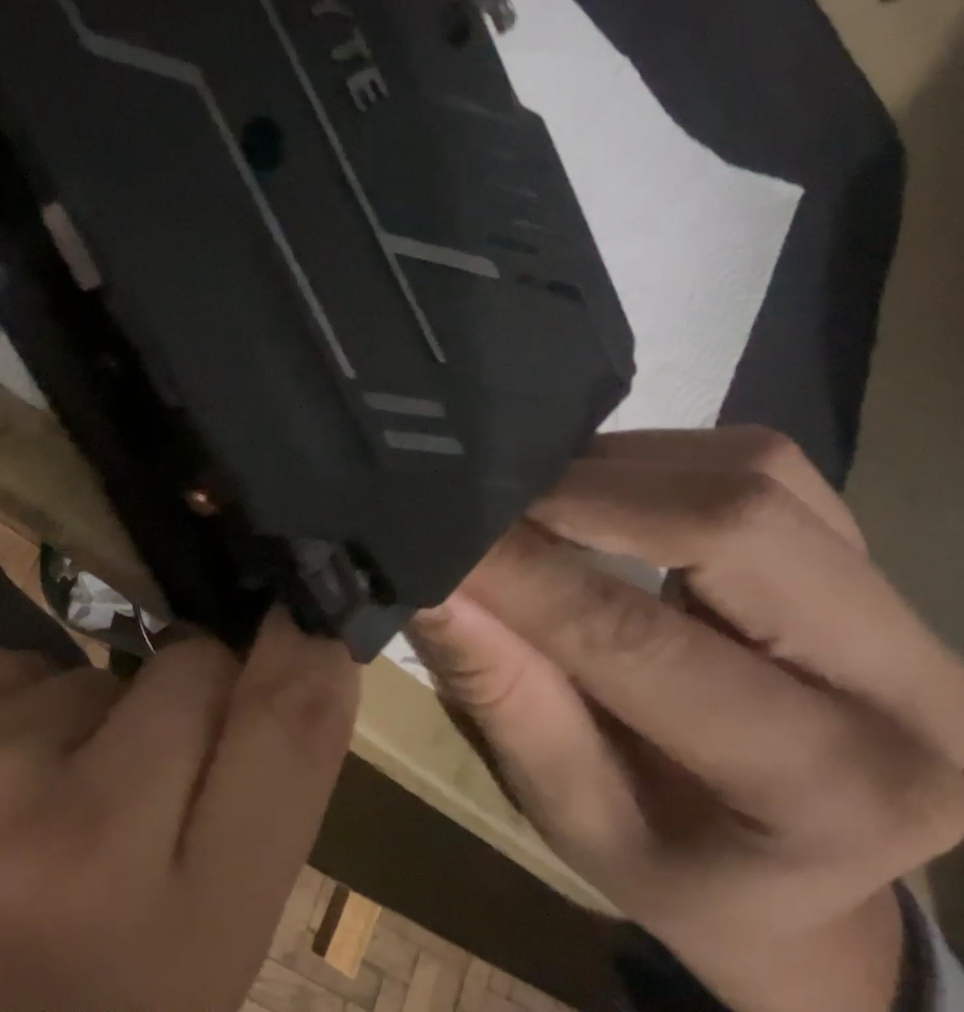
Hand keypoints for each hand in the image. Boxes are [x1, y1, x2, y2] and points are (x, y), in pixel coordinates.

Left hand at [0, 612, 358, 1011]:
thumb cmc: (24, 1005)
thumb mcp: (168, 969)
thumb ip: (238, 831)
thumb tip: (290, 667)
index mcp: (171, 934)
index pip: (282, 736)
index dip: (305, 662)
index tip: (304, 623)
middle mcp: (75, 829)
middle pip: (192, 669)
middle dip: (185, 699)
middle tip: (130, 776)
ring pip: (93, 670)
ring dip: (85, 718)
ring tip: (25, 802)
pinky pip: (13, 663)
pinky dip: (10, 708)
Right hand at [410, 428, 963, 1011]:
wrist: (799, 880)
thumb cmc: (674, 869)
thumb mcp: (571, 815)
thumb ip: (507, 698)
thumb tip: (432, 585)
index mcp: (836, 785)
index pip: (643, 642)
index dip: (522, 577)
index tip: (429, 538)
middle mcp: (916, 687)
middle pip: (737, 522)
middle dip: (579, 498)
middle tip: (474, 505)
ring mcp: (914, 613)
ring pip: (754, 473)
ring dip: (612, 475)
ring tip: (525, 507)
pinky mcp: (878, 562)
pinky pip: (764, 464)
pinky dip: (651, 465)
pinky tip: (594, 502)